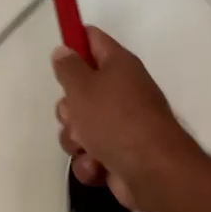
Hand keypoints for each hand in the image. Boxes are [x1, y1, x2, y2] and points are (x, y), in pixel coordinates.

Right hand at [53, 27, 202, 211]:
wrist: (153, 172)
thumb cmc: (115, 119)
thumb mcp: (82, 87)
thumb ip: (68, 67)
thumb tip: (64, 50)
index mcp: (118, 64)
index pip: (92, 39)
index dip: (72, 42)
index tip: (58, 57)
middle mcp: (121, 90)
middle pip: (80, 88)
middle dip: (69, 106)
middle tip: (73, 113)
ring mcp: (121, 125)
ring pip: (80, 125)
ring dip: (75, 138)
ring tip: (86, 146)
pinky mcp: (119, 155)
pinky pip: (91, 153)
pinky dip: (90, 162)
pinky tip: (96, 166)